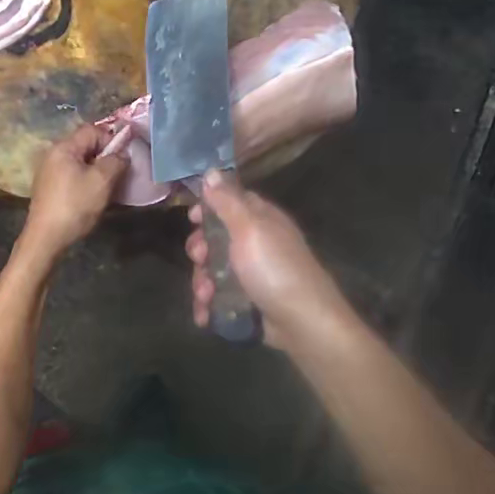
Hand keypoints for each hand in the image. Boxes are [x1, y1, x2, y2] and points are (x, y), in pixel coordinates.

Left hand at [18, 125, 128, 259]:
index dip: (111, 139)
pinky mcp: (49, 188)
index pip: (92, 130)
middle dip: (105, 157)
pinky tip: (94, 196)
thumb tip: (121, 154)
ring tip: (109, 187)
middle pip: (86, 145)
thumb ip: (116, 161)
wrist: (46, 237)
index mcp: (63, 147)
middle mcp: (53, 154)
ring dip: (97, 171)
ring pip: (80, 162)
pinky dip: (86, 181)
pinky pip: (72, 176)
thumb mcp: (101, 181)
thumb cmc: (75, 205)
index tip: (123, 159)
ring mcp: (49, 172)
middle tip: (119, 174)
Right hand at [185, 171, 350, 343]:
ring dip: (202, 282)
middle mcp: (257, 243)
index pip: (231, 201)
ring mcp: (253, 273)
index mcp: (261, 220)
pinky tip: (205, 314)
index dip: (209, 206)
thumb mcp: (249, 229)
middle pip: (216, 237)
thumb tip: (211, 171)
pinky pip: (220, 295)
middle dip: (200, 250)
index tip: (191, 218)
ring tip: (205, 296)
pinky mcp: (249, 299)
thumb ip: (227, 201)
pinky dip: (210, 305)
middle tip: (199, 259)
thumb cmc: (274, 269)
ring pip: (214, 269)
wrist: (303, 322)